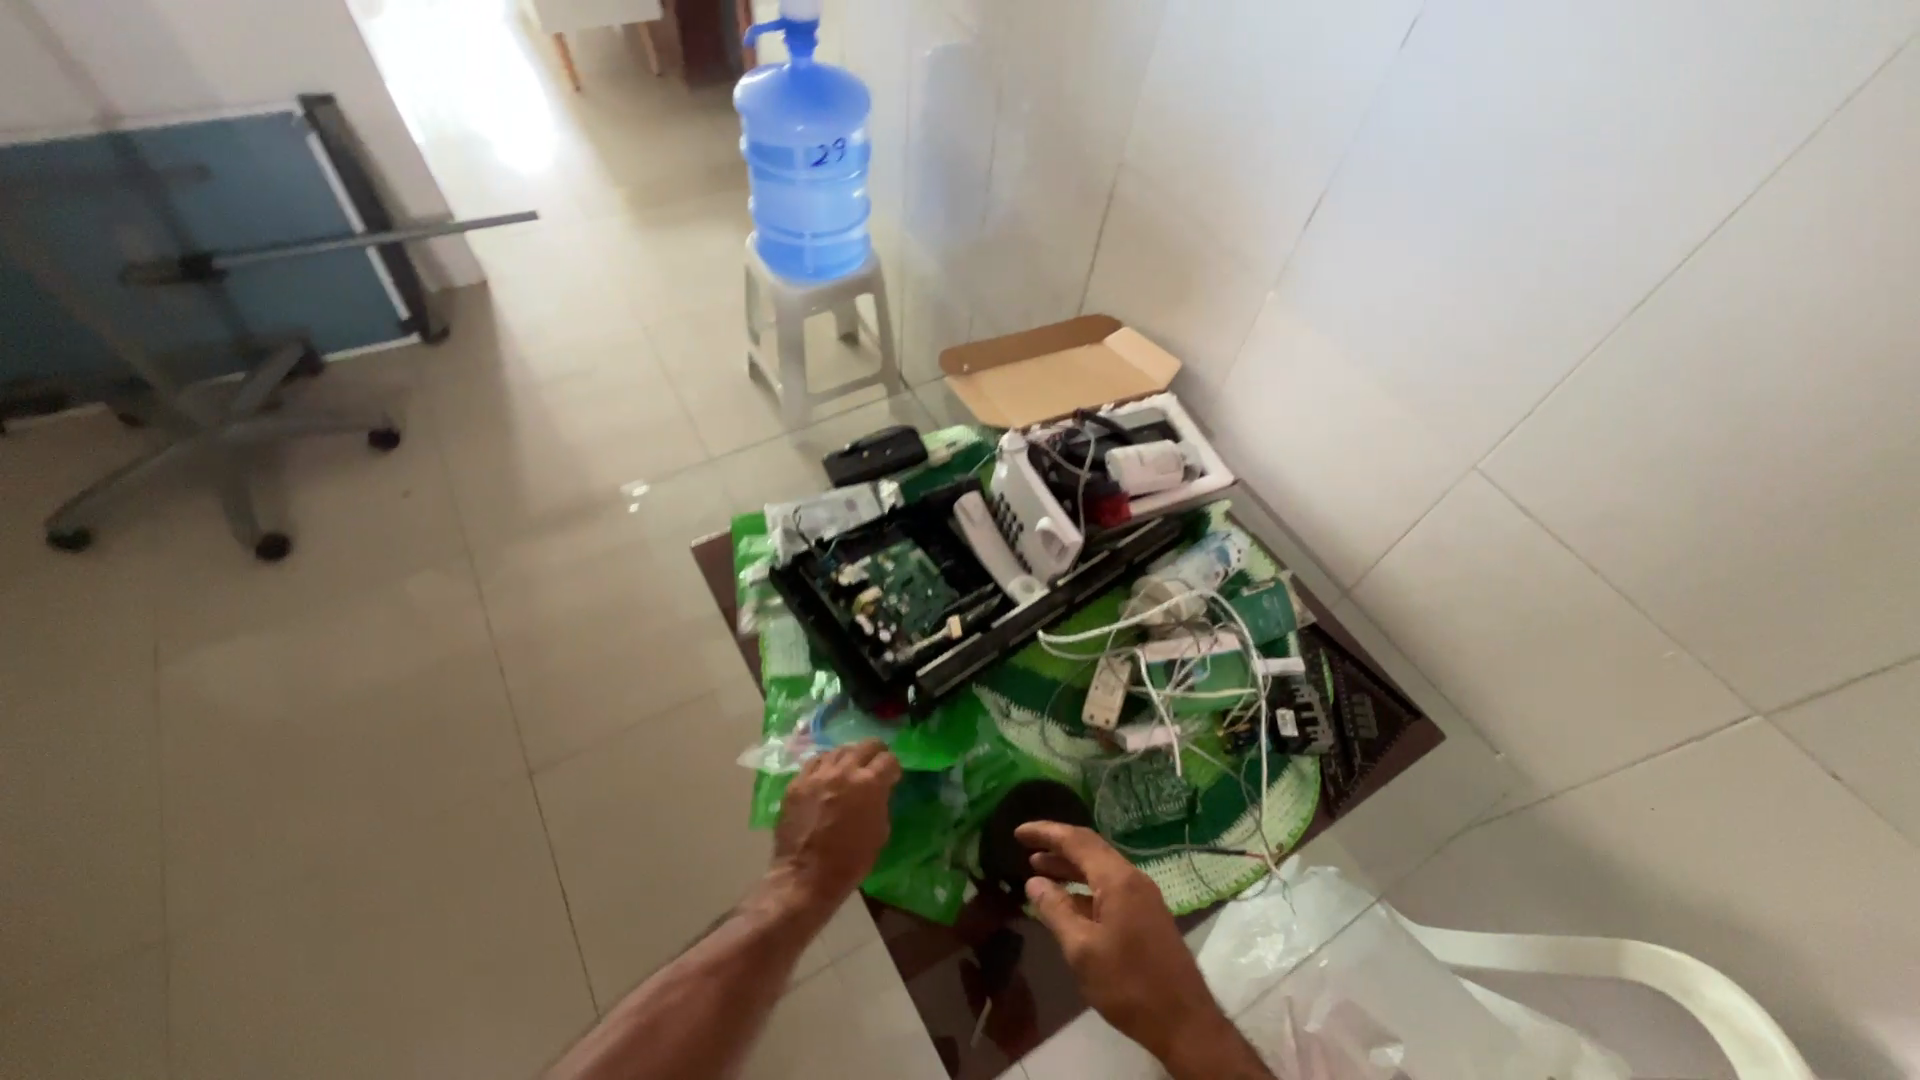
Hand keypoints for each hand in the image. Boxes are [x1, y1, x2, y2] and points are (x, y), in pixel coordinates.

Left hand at [768, 740, 900, 916]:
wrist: (806, 876)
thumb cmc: (850, 861)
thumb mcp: (880, 832)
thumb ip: (881, 802)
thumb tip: (879, 790)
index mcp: (870, 784)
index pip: (889, 759)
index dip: (893, 768)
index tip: (891, 777)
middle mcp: (844, 771)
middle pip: (866, 745)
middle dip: (875, 752)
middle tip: (875, 764)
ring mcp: (818, 775)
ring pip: (838, 750)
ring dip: (849, 757)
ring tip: (849, 768)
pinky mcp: (797, 783)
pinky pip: (814, 762)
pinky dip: (825, 765)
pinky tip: (827, 775)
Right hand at [1018, 823, 1237, 1066]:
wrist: (1184, 1022)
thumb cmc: (1128, 985)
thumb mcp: (1082, 950)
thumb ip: (1056, 911)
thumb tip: (1034, 882)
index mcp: (1118, 880)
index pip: (1076, 840)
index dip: (1045, 833)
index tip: (1018, 833)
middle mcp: (1133, 879)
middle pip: (1090, 849)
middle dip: (1057, 846)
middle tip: (1025, 847)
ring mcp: (1143, 897)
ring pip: (1100, 869)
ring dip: (1070, 867)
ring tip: (1038, 870)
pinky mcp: (1147, 915)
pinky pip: (1109, 887)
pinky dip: (1084, 887)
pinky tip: (1067, 901)